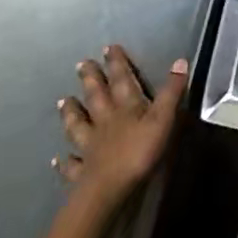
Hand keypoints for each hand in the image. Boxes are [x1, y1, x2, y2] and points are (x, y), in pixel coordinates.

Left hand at [55, 45, 187, 206]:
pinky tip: (57, 159)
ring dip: (71, 113)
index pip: (121, 80)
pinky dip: (64, 162)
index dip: (116, 63)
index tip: (108, 48)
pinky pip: (72, 165)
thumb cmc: (140, 152)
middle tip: (81, 64)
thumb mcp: (163, 119)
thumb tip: (180, 61)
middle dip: (90, 79)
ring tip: (62, 101)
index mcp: (125, 107)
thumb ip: (171, 92)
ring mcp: (90, 146)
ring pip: (78, 125)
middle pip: (96, 97)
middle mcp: (104, 121)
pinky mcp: (83, 172)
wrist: (109, 189)